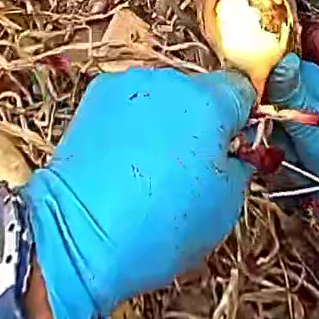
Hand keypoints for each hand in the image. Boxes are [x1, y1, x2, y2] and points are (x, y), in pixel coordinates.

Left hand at [22, 68, 255, 318]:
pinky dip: (132, 120)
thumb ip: (242, 164)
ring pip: (167, 95)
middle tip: (189, 166)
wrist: (75, 237)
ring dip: (166, 118)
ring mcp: (135, 83)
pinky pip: (132, 99)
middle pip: (203, 91)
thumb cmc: (156, 227)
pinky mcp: (101, 92)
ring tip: (148, 165)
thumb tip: (239, 149)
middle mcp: (175, 82)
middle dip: (201, 121)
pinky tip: (122, 156)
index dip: (241, 120)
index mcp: (212, 103)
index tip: (231, 146)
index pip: (243, 90)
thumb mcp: (225, 207)